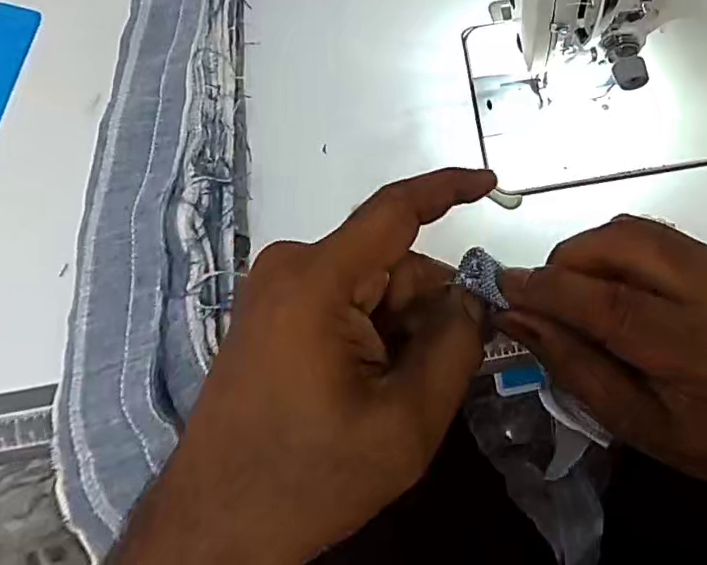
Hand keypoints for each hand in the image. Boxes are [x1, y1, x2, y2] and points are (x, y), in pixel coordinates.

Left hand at [111, 168, 496, 563]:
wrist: (215, 524)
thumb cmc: (306, 478)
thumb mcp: (403, 424)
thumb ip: (452, 348)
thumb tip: (472, 296)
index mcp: (316, 279)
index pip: (393, 210)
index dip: (447, 188)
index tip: (490, 182)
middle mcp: (292, 265)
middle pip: (389, 263)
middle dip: (427, 306)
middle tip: (442, 370)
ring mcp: (277, 285)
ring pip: (370, 284)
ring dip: (399, 326)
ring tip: (393, 393)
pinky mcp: (273, 307)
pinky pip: (343, 297)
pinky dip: (372, 329)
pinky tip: (368, 383)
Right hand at [496, 215, 706, 499]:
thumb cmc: (700, 436)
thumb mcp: (628, 421)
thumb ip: (569, 363)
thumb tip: (516, 316)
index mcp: (700, 353)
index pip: (614, 305)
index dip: (552, 290)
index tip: (509, 286)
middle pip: (621, 246)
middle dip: (567, 260)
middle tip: (543, 290)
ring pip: (628, 229)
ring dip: (586, 249)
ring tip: (573, 287)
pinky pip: (643, 230)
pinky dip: (609, 245)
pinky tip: (603, 277)